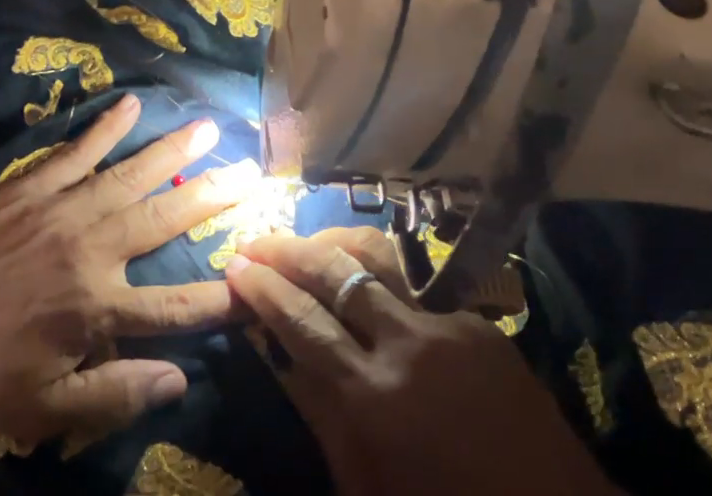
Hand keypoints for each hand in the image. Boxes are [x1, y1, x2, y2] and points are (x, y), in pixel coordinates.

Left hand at [0, 94, 261, 444]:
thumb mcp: (42, 410)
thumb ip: (113, 394)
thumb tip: (180, 380)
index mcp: (97, 309)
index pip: (178, 307)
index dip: (223, 299)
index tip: (259, 282)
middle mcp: (89, 250)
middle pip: (164, 220)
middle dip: (212, 198)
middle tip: (251, 173)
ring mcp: (58, 211)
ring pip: (128, 175)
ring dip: (172, 151)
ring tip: (209, 126)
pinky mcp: (27, 189)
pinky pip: (74, 152)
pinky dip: (105, 128)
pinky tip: (130, 105)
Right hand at [226, 228, 615, 495]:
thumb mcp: (363, 479)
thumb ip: (317, 407)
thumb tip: (272, 348)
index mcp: (370, 396)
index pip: (299, 318)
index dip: (261, 286)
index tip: (233, 265)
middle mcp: (407, 344)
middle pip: (332, 270)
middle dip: (285, 249)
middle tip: (255, 240)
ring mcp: (448, 326)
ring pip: (376, 256)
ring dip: (331, 243)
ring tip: (303, 242)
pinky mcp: (478, 323)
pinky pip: (416, 285)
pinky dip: (378, 275)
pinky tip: (363, 279)